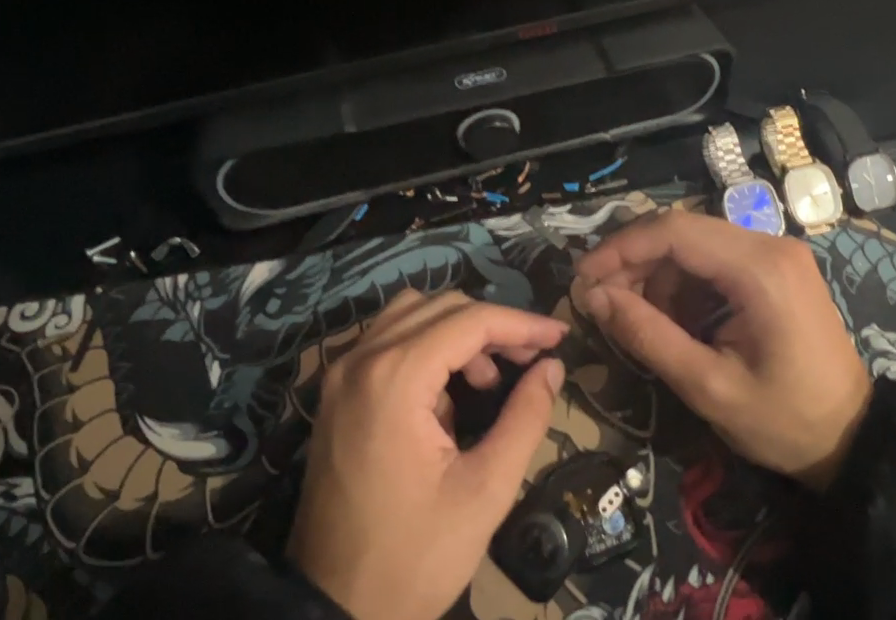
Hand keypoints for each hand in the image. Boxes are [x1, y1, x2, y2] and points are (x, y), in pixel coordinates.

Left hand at [288, 290, 567, 619]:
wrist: (335, 607)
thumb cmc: (416, 554)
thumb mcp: (486, 489)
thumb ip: (525, 417)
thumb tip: (551, 367)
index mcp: (394, 379)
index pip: (469, 320)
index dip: (521, 323)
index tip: (560, 336)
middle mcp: (359, 361)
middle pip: (439, 307)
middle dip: (493, 326)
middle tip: (532, 360)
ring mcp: (340, 376)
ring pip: (410, 315)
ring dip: (458, 332)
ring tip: (491, 378)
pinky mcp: (335, 395)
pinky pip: (387, 342)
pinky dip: (427, 347)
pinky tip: (450, 394)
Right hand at [573, 211, 870, 490]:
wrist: (851, 438)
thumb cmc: (783, 421)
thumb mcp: (708, 386)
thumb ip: (648, 335)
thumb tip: (594, 296)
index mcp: (760, 268)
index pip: (675, 232)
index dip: (621, 249)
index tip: (582, 279)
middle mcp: (770, 244)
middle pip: (683, 231)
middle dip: (634, 262)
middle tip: (600, 301)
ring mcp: (777, 253)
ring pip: (696, 242)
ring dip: (658, 275)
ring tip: (636, 319)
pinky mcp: (777, 268)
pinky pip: (716, 259)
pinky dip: (685, 283)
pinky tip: (672, 319)